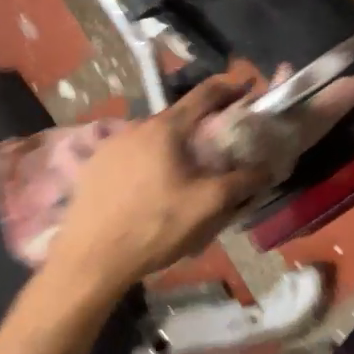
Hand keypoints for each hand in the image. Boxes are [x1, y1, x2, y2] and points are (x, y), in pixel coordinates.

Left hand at [44, 67, 353, 295]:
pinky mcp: (92, 170)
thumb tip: (268, 168)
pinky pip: (131, 156)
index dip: (231, 87)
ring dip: (173, 146)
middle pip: (179, 116)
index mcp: (166, 127)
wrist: (86, 266)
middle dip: (202, 124)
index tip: (249, 90)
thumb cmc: (153, 226)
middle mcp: (136, 127)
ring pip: (153, 137)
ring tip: (185, 172)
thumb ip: (243, 181)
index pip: (206, 92)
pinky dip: (148, 162)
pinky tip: (151, 190)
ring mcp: (109, 148)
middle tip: (220, 143)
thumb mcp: (208, 205)